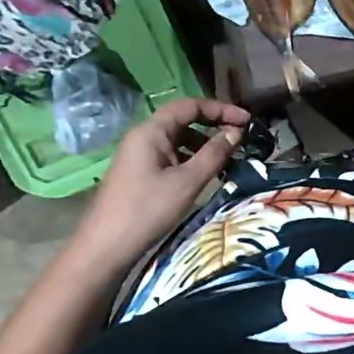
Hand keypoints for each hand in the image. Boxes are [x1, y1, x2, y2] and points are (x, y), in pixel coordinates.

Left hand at [75, 98, 250, 265]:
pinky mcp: (140, 172)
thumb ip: (214, 154)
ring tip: (229, 158)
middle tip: (241, 137)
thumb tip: (236, 133)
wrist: (106, 247)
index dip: (220, 109)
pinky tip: (206, 174)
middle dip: (214, 125)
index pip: (190, 105)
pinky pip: (171, 156)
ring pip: (178, 139)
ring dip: (204, 144)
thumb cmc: (148, 210)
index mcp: (151, 131)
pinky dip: (191, 159)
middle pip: (183, 120)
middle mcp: (143, 136)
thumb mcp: (188, 182)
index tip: (247, 120)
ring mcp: (139, 155)